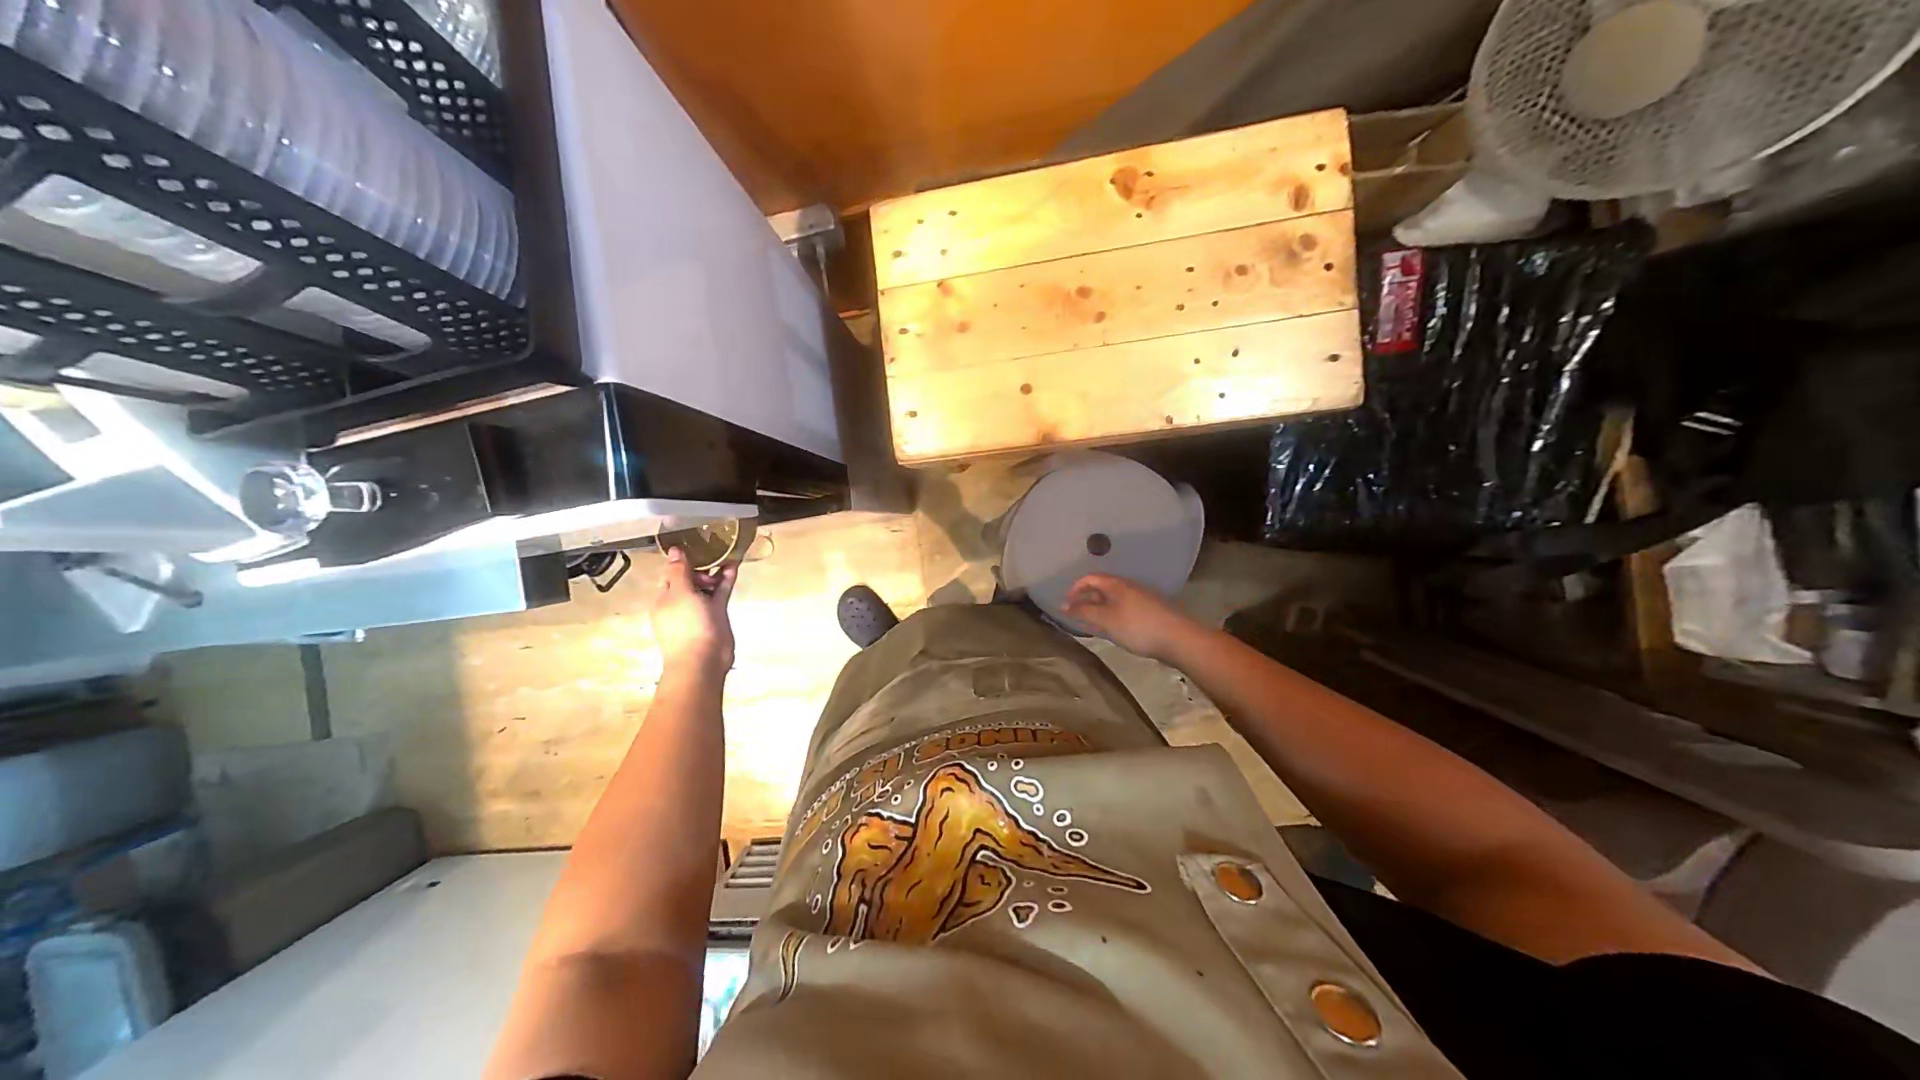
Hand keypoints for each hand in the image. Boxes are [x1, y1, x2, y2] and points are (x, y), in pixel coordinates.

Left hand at [651, 548, 737, 677]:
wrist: (703, 660)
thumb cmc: (687, 625)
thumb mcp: (679, 593)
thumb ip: (678, 571)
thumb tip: (674, 550)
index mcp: (664, 598)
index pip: (670, 573)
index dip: (681, 560)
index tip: (695, 545)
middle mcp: (680, 602)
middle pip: (689, 578)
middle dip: (700, 565)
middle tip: (713, 557)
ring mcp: (699, 609)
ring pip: (706, 584)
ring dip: (715, 570)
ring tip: (727, 553)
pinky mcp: (716, 615)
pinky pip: (720, 593)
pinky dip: (725, 580)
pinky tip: (733, 566)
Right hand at [1062, 573, 1201, 661]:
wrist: (1178, 638)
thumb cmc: (1137, 626)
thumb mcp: (1106, 619)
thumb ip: (1084, 612)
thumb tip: (1065, 606)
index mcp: (1117, 584)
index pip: (1090, 578)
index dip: (1075, 589)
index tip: (1065, 604)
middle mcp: (1128, 587)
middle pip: (1102, 588)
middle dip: (1086, 600)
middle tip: (1075, 616)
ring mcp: (1141, 599)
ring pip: (1113, 600)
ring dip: (1099, 610)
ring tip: (1091, 625)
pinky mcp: (1150, 612)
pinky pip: (1124, 610)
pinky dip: (1112, 617)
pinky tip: (1112, 631)